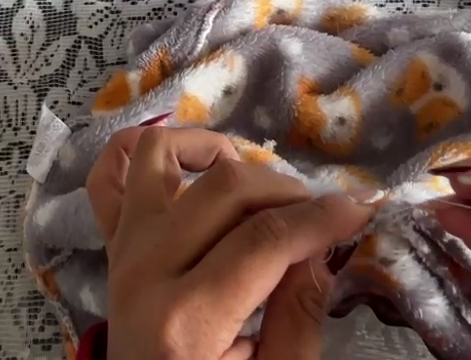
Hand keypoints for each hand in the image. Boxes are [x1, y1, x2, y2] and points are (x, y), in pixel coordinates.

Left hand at [85, 124, 373, 359]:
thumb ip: (298, 320)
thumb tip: (318, 249)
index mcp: (183, 321)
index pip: (262, 240)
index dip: (319, 218)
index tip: (360, 207)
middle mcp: (144, 268)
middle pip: (223, 188)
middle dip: (284, 189)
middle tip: (317, 213)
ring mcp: (121, 246)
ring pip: (161, 155)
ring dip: (214, 152)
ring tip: (252, 184)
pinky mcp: (112, 240)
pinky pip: (110, 172)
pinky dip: (144, 150)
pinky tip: (186, 160)